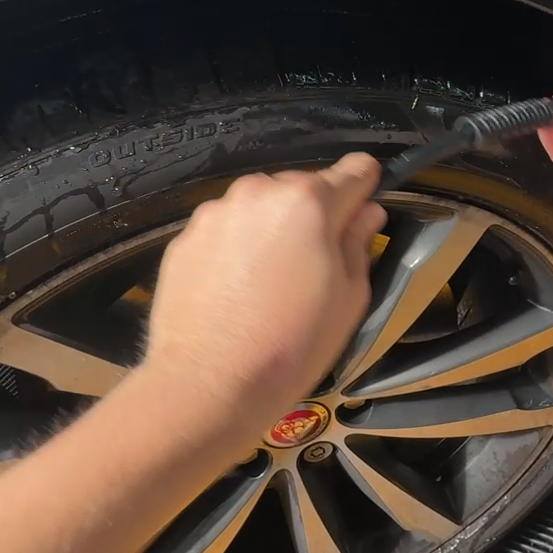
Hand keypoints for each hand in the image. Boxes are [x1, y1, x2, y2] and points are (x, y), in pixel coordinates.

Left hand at [143, 154, 385, 441]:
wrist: (208, 384)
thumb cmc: (294, 342)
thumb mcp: (351, 296)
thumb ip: (359, 242)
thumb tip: (366, 213)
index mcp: (310, 201)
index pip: (357, 168)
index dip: (366, 190)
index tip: (362, 217)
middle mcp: (261, 191)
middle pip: (306, 186)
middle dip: (316, 213)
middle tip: (315, 262)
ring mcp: (217, 211)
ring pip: (264, 205)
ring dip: (275, 226)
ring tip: (271, 279)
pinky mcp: (185, 237)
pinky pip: (228, 227)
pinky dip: (239, 245)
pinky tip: (237, 289)